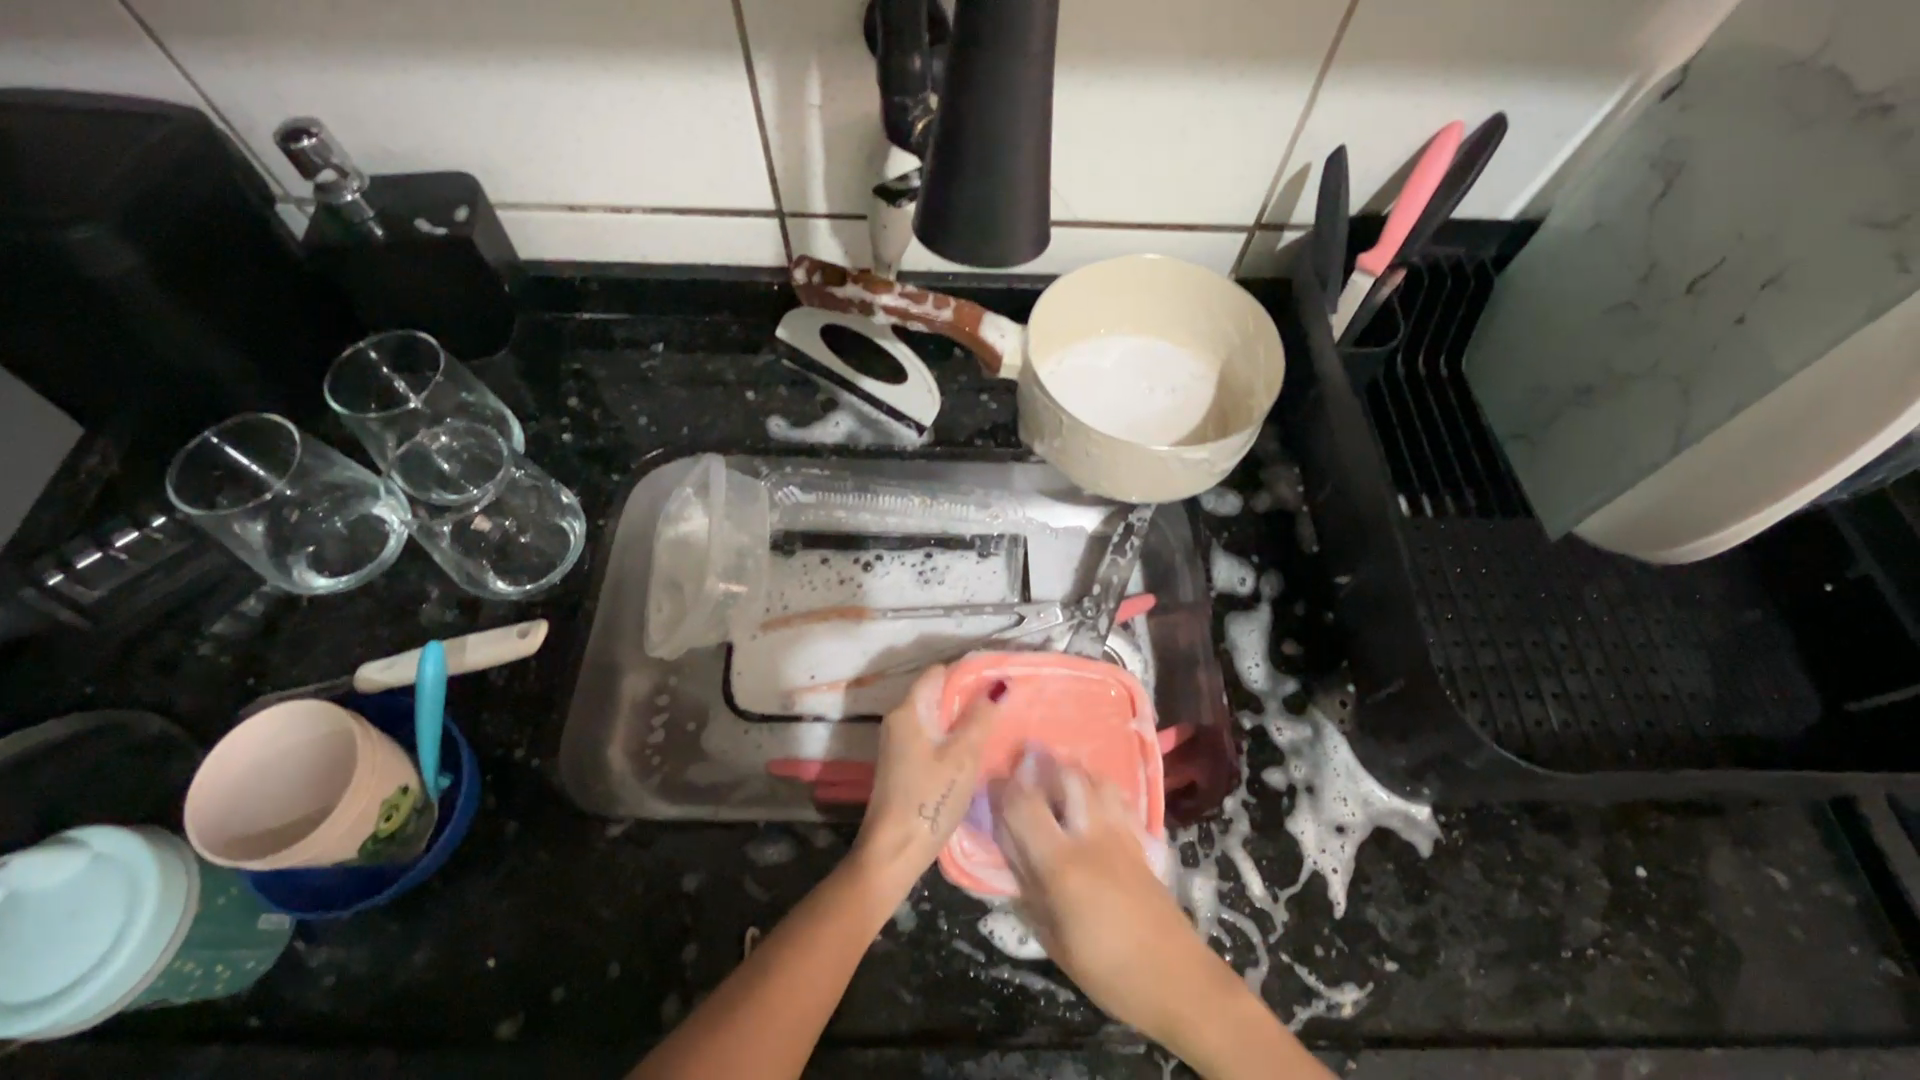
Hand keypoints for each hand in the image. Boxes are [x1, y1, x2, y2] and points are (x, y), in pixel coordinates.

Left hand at [850, 664, 1002, 894]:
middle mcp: (898, 720)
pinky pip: (931, 738)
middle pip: (936, 695)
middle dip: (967, 698)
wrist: (893, 850)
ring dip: (961, 721)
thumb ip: (980, 718)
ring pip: (935, 719)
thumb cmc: (929, 799)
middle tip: (1003, 708)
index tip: (998, 684)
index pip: (938, 673)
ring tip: (995, 728)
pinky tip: (973, 754)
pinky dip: (951, 740)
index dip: (968, 674)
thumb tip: (999, 684)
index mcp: (908, 711)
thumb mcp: (962, 757)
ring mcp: (898, 743)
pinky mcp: (903, 764)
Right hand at [992, 755, 1216, 1037]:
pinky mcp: (1141, 843)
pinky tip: (1091, 807)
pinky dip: (1099, 791)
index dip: (1004, 790)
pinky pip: (1118, 800)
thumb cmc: (1107, 970)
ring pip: (1096, 780)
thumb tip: (1010, 859)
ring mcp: (1121, 835)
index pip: (1025, 805)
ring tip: (1057, 790)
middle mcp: (1091, 837)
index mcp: (1062, 863)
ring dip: (1073, 775)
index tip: (993, 788)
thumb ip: (1028, 892)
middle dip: (1042, 770)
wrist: (1176, 978)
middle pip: (1066, 777)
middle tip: (1024, 779)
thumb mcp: (1053, 940)